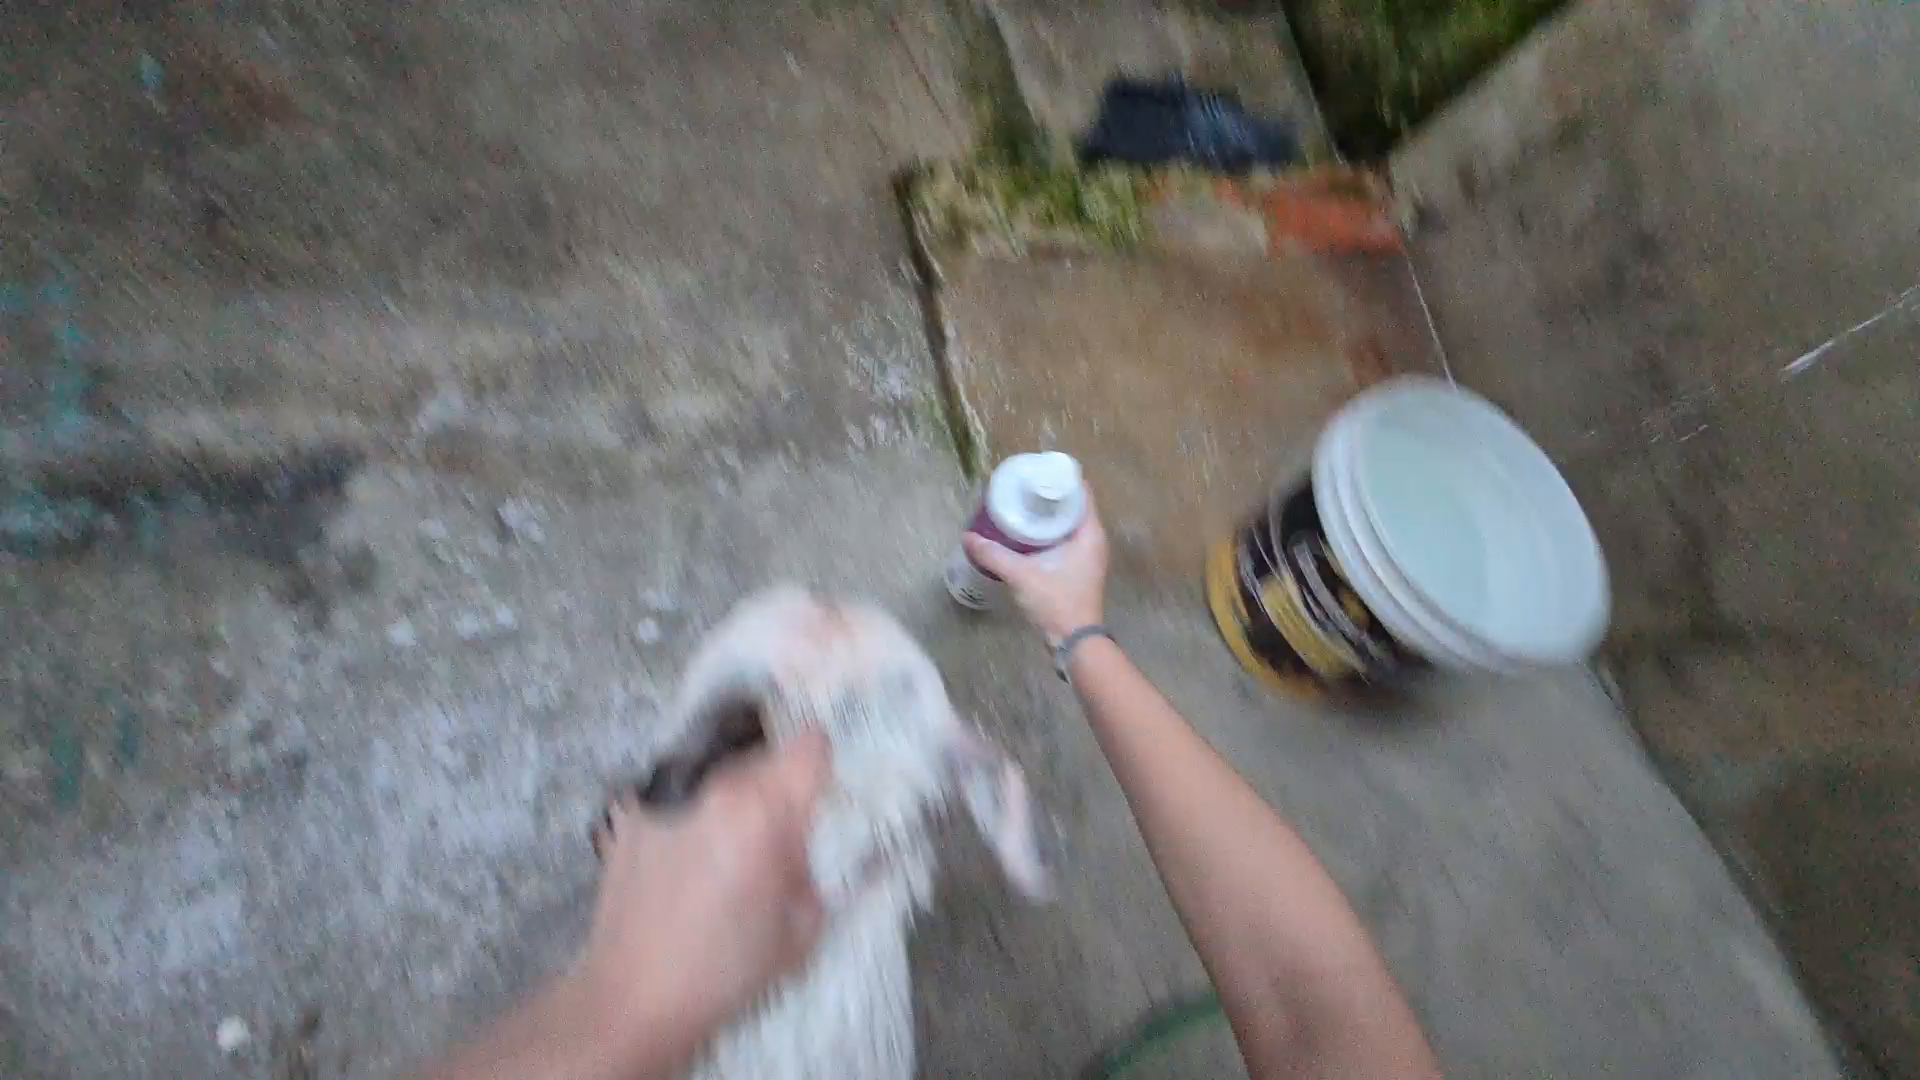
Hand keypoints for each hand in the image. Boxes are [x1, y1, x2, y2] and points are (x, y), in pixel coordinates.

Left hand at [576, 732, 833, 1060]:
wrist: (631, 998)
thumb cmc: (726, 968)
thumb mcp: (802, 925)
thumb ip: (815, 865)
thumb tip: (809, 840)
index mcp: (764, 808)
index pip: (811, 744)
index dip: (820, 769)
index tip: (814, 801)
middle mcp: (717, 785)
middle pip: (766, 754)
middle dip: (776, 788)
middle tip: (770, 839)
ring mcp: (671, 791)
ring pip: (724, 768)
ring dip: (734, 796)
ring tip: (722, 849)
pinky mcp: (636, 807)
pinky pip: (683, 789)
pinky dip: (694, 809)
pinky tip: (684, 855)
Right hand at [962, 491, 1109, 643]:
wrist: (1074, 642)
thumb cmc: (1057, 603)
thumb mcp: (1022, 576)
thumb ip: (994, 555)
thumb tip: (967, 537)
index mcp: (1090, 534)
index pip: (1080, 492)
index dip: (1060, 478)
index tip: (1036, 471)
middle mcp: (1093, 540)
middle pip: (1072, 506)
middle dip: (1048, 496)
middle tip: (1022, 488)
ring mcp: (1088, 556)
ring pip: (1068, 524)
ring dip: (1047, 516)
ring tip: (1021, 506)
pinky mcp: (1078, 569)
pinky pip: (1064, 540)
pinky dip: (1047, 533)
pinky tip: (1026, 534)